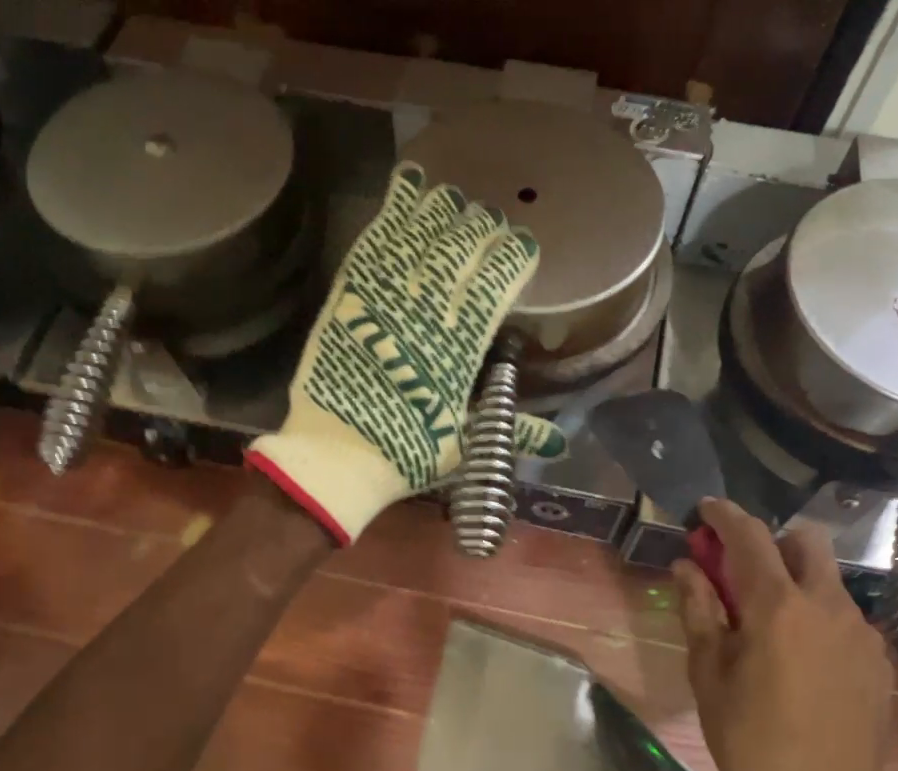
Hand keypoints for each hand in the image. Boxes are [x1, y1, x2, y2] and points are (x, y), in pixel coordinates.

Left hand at [247, 163, 565, 544]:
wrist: (338, 455)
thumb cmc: (406, 454)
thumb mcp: (468, 446)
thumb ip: (512, 431)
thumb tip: (558, 442)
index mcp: (463, 346)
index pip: (495, 285)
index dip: (512, 259)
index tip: (522, 245)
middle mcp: (429, 312)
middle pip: (460, 252)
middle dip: (479, 229)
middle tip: (487, 217)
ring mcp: (386, 298)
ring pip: (420, 239)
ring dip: (439, 212)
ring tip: (452, 196)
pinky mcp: (349, 295)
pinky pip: (376, 243)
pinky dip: (393, 212)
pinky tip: (406, 188)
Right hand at [673, 499, 895, 770]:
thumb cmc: (749, 741)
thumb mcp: (710, 675)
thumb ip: (700, 611)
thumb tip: (686, 567)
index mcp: (779, 606)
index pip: (750, 537)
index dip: (725, 516)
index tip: (706, 508)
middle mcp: (829, 606)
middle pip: (807, 542)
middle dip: (773, 542)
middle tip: (743, 574)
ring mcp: (862, 633)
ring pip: (829, 582)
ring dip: (796, 583)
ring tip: (770, 628)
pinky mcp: (878, 662)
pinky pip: (845, 619)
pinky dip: (818, 618)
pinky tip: (801, 662)